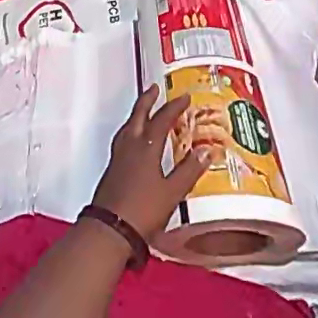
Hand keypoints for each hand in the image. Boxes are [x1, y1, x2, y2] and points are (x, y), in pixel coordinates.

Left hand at [90, 86, 208, 240]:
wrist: (110, 228)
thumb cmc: (143, 210)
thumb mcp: (173, 192)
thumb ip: (189, 170)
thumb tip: (207, 150)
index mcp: (146, 147)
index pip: (162, 120)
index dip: (174, 107)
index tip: (185, 98)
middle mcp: (130, 146)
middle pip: (138, 115)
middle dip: (147, 100)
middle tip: (154, 88)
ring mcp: (118, 156)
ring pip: (128, 125)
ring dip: (137, 113)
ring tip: (144, 110)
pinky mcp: (112, 167)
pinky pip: (123, 138)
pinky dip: (131, 130)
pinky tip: (133, 139)